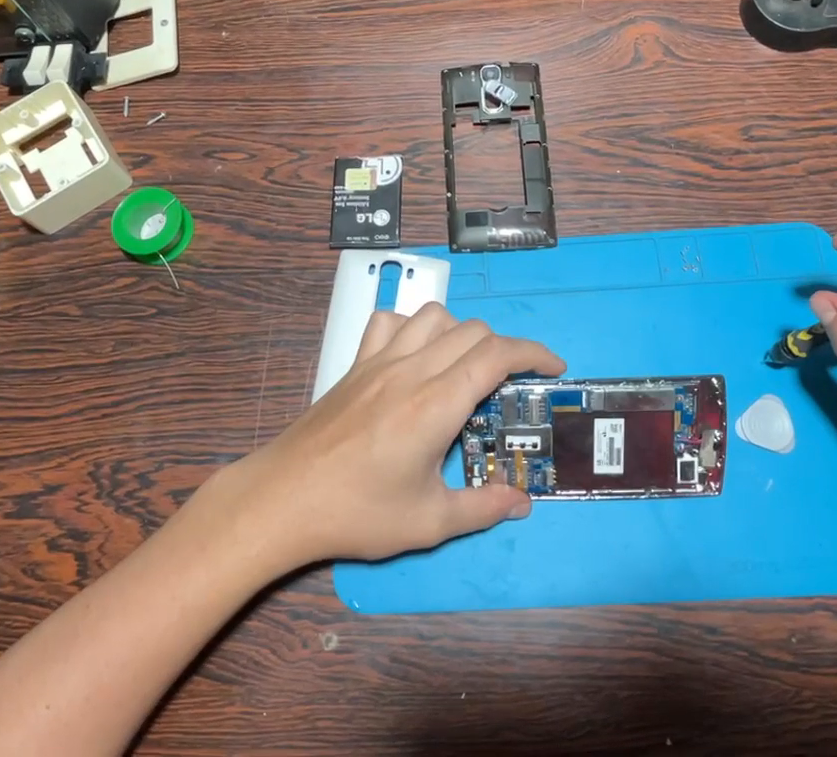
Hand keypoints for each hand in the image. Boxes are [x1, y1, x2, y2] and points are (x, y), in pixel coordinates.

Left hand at [200, 303, 564, 569]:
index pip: (497, 356)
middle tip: (512, 385)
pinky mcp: (353, 366)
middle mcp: (411, 370)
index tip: (554, 368)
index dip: (534, 354)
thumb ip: (482, 508)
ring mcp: (377, 362)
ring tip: (466, 367)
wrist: (282, 500)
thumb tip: (521, 501)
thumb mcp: (429, 521)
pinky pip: (386, 323)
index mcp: (436, 404)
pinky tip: (413, 356)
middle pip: (472, 330)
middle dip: (505, 348)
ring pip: (431, 315)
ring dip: (460, 331)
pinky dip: (410, 327)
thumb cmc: (357, 512)